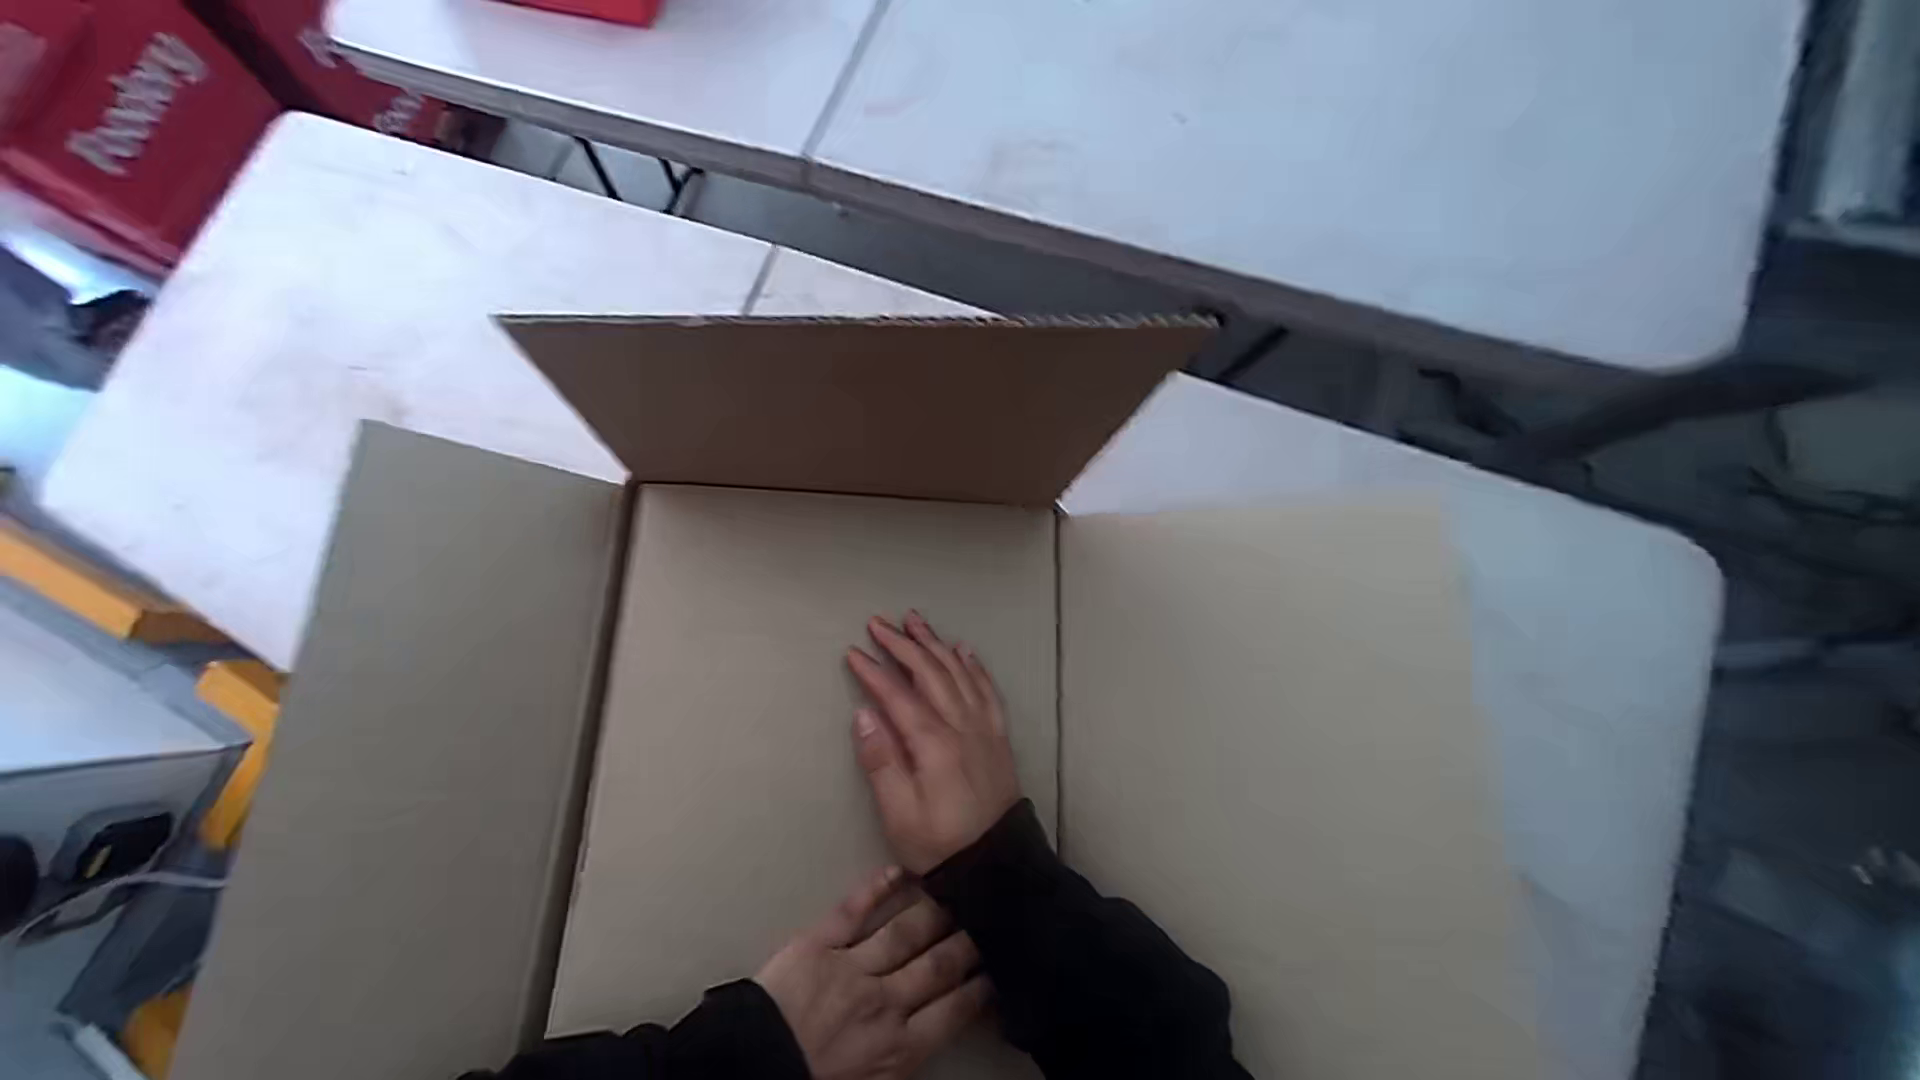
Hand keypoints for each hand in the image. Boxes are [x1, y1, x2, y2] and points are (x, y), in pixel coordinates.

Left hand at [756, 866, 990, 1079]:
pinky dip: (878, 886)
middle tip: (985, 918)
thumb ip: (907, 1056)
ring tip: (955, 891)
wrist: (745, 1073)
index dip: (981, 984)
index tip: (997, 965)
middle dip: (967, 940)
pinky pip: (854, 909)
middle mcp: (885, 1001)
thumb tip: (935, 1031)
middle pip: (939, 963)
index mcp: (899, 1047)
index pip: (956, 1007)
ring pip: (906, 931)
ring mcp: (852, 967)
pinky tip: (900, 872)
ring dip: (934, 910)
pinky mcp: (819, 943)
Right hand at [847, 612, 1021, 873]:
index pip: (898, 695)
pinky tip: (965, 651)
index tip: (853, 651)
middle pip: (930, 672)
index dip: (874, 671)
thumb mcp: (899, 814)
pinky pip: (987, 689)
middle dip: (903, 644)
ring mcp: (984, 727)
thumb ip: (880, 762)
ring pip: (959, 672)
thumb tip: (863, 714)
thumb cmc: (940, 844)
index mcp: (934, 743)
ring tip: (917, 621)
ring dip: (936, 644)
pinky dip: (974, 666)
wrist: (998, 865)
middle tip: (879, 622)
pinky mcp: (999, 735)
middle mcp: (961, 724)